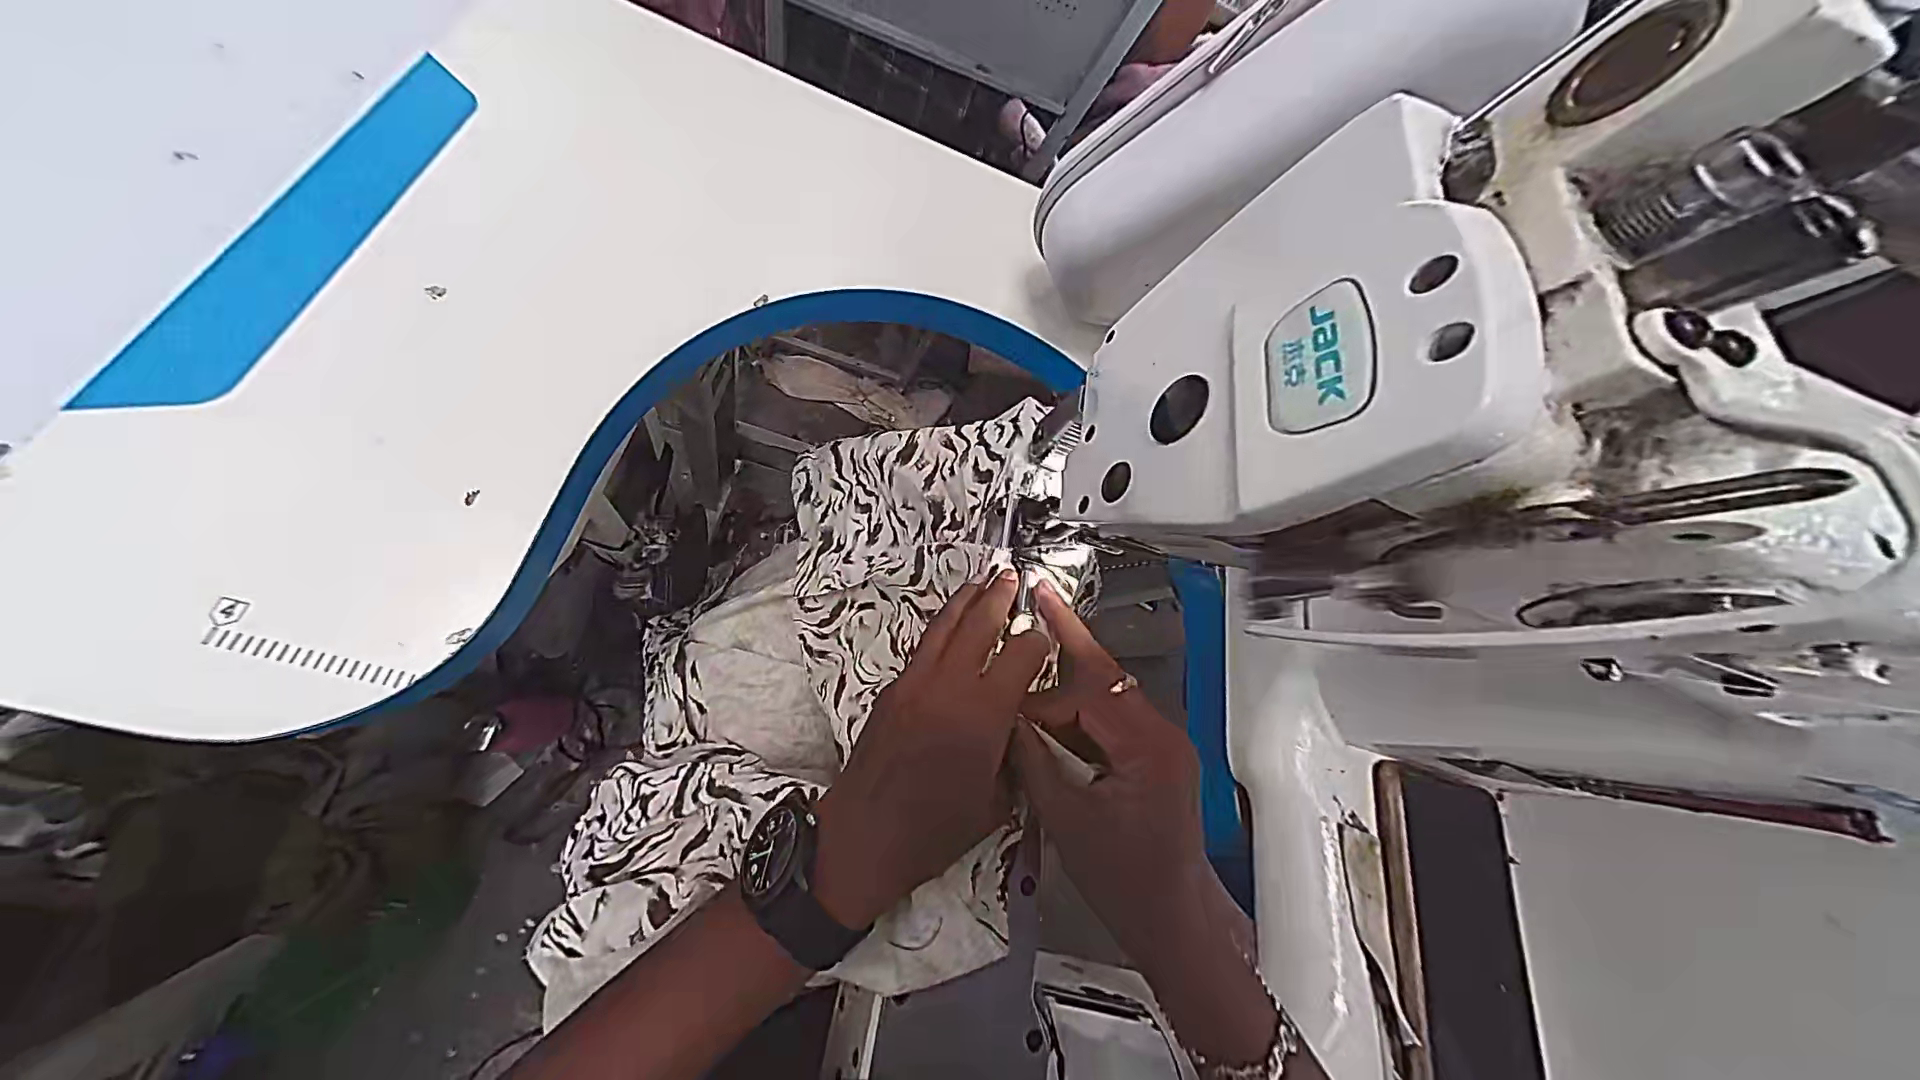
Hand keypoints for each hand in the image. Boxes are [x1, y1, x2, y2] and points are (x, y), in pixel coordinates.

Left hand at [811, 571, 1049, 928]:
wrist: (864, 835)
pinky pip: (924, 646)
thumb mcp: (995, 801)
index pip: (1020, 656)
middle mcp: (949, 688)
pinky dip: (941, 626)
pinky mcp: (893, 690)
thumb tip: (1020, 723)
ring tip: (981, 581)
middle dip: (999, 598)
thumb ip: (1013, 753)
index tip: (1045, 638)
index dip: (1037, 642)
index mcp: (983, 715)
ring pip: (944, 627)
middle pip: (979, 626)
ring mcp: (916, 684)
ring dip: (965, 600)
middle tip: (1011, 577)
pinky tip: (950, 622)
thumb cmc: (933, 830)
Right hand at [1012, 582, 1296, 1070]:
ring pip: (1108, 696)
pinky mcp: (1156, 757)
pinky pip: (1113, 721)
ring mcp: (1164, 744)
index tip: (1005, 703)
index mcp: (1147, 746)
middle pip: (1102, 681)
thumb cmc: (1123, 880)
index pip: (1087, 693)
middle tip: (1033, 608)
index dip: (1041, 695)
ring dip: (1069, 683)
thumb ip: (1034, 759)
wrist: (1173, 921)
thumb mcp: (1066, 818)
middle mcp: (1163, 734)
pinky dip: (1080, 714)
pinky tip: (1051, 713)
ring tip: (1035, 651)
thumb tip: (1005, 718)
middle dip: (1062, 655)